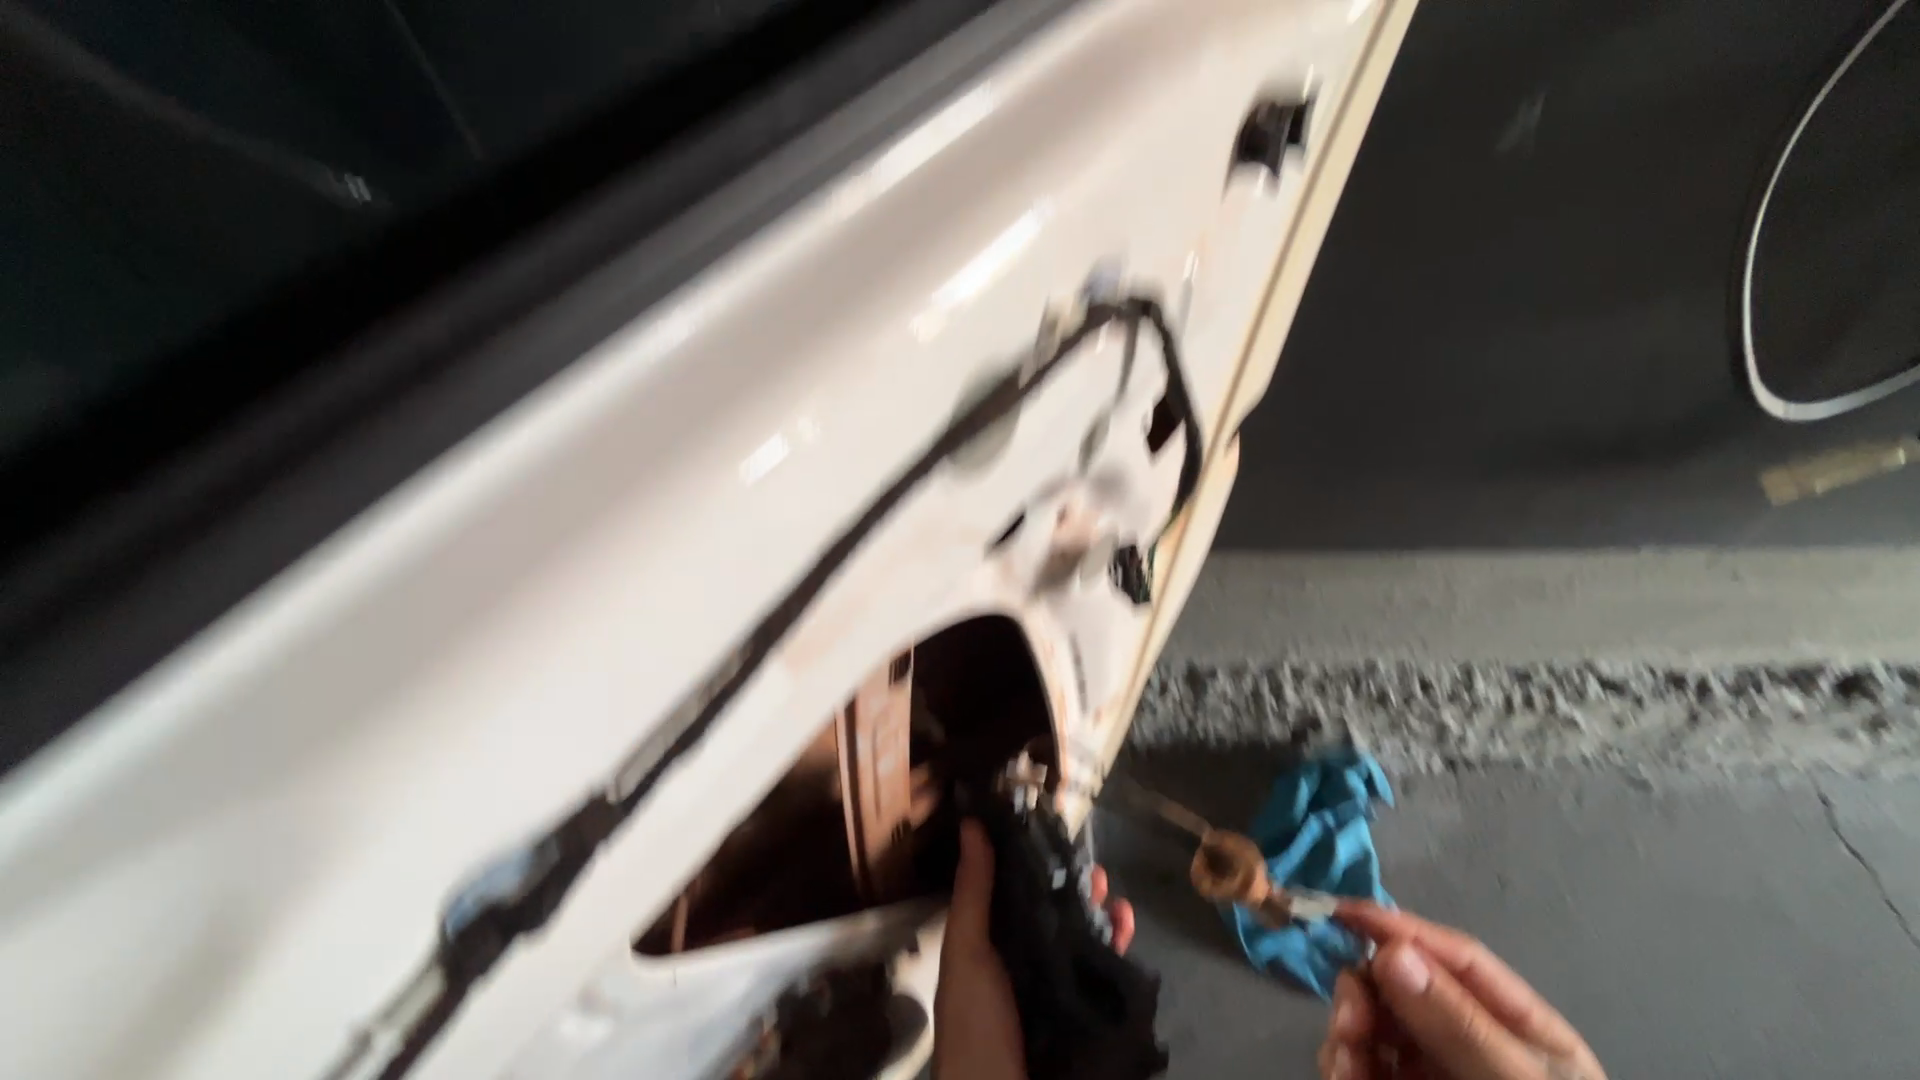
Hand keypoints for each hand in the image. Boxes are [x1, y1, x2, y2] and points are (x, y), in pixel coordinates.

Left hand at [932, 820, 1135, 1079]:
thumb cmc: (976, 1021)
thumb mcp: (967, 952)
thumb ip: (974, 891)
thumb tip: (971, 823)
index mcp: (989, 951)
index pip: (1013, 897)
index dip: (1032, 869)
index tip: (1052, 837)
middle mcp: (1022, 967)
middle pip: (1052, 918)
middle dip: (1073, 890)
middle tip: (1095, 866)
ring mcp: (1055, 993)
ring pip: (1081, 942)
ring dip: (1100, 913)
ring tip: (1115, 891)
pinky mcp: (1085, 1017)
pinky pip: (1105, 975)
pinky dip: (1118, 947)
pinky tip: (1127, 923)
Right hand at [1322, 902, 1605, 1079]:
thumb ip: (1461, 1025)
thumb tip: (1390, 952)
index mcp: (1519, 1028)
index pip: (1456, 959)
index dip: (1402, 928)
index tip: (1342, 912)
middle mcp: (1468, 1039)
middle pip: (1400, 983)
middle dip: (1364, 992)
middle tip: (1348, 1023)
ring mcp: (1431, 1070)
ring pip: (1370, 1020)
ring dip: (1346, 1030)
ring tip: (1344, 1066)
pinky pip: (1358, 1062)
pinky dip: (1341, 1063)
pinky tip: (1342, 1077)